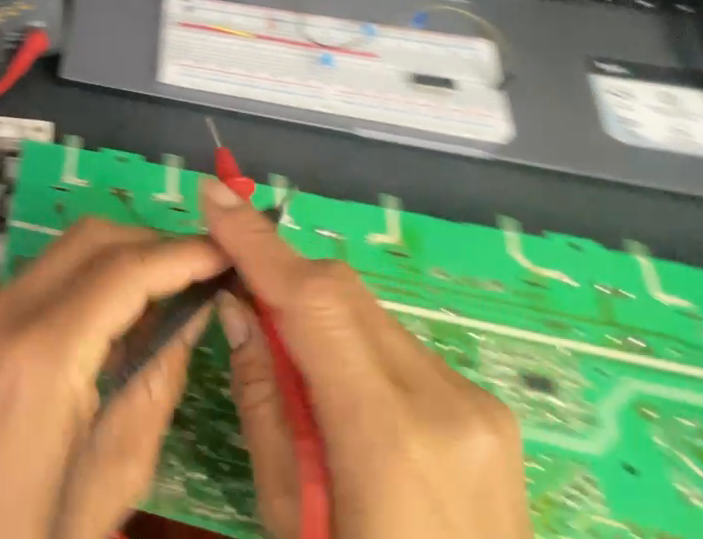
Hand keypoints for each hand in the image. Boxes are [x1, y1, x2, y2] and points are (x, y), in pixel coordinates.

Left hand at [0, 219, 227, 538]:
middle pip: (92, 239)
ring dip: (126, 252)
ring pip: (70, 246)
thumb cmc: (46, 521)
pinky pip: (51, 270)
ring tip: (178, 282)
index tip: (229, 253)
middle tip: (208, 268)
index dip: (182, 254)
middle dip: (155, 243)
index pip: (123, 272)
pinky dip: (97, 271)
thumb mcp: (124, 462)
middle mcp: (10, 312)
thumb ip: (162, 373)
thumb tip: (199, 306)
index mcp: (46, 354)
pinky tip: (131, 302)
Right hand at [203, 180, 532, 538]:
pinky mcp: (489, 410)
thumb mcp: (288, 509)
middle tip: (225, 273)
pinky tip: (329, 381)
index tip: (214, 195)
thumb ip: (264, 398)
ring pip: (368, 312)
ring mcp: (478, 403)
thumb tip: (239, 308)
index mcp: (388, 434)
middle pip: (342, 293)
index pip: (312, 303)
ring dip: (312, 307)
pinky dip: (347, 338)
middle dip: (278, 269)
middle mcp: (446, 400)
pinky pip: (396, 344)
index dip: (258, 242)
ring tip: (277, 347)